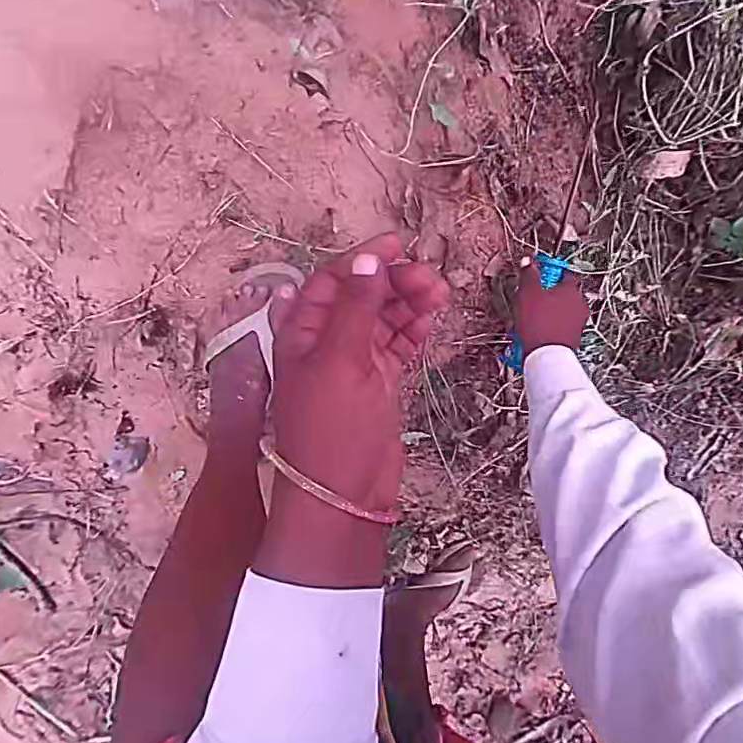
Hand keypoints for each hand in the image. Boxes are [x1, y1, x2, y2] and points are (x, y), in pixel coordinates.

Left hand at [257, 232, 448, 587]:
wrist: (343, 498)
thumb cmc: (331, 428)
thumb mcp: (341, 360)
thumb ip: (356, 307)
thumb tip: (368, 260)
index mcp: (302, 332)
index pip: (332, 281)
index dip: (362, 260)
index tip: (397, 245)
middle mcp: (325, 343)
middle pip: (361, 297)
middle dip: (393, 283)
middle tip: (430, 278)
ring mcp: (353, 363)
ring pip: (382, 319)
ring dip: (408, 304)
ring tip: (439, 294)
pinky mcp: (377, 382)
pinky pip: (395, 345)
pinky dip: (412, 330)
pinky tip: (430, 319)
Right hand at [514, 257, 588, 354]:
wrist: (546, 355)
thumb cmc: (540, 323)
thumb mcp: (528, 292)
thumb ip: (529, 274)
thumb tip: (527, 262)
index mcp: (572, 290)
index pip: (563, 274)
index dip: (549, 273)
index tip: (538, 276)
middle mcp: (579, 305)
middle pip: (563, 293)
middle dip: (548, 293)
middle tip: (532, 295)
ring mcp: (577, 322)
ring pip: (561, 309)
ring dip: (548, 309)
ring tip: (531, 314)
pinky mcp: (572, 337)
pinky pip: (559, 324)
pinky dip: (549, 324)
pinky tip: (535, 327)